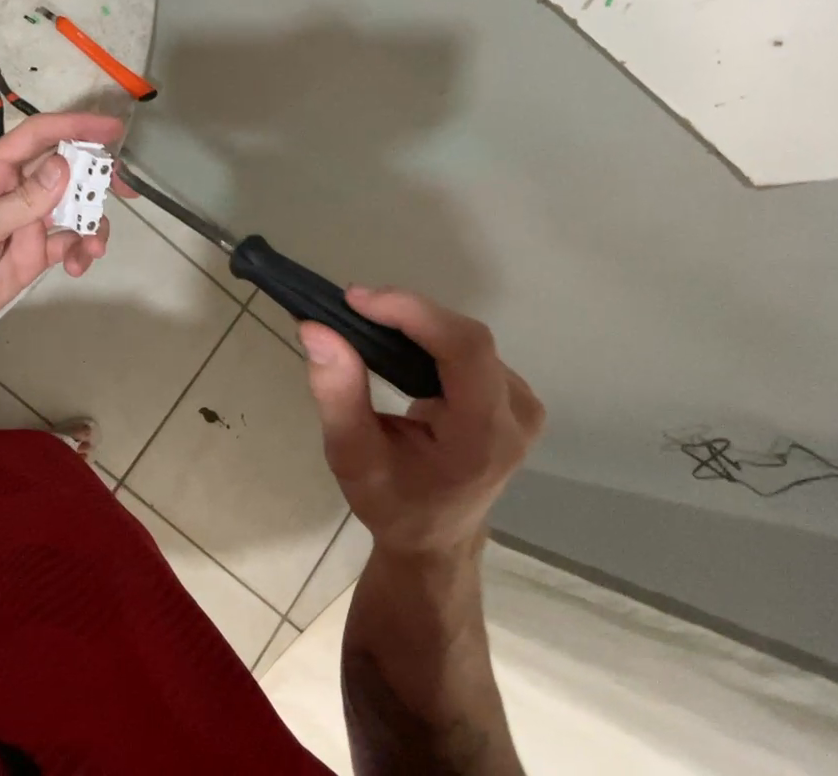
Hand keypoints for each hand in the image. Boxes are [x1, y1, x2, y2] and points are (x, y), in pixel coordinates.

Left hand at [0, 111, 126, 372]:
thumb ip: (23, 200)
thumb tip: (64, 165)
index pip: (37, 136)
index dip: (75, 126)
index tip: (113, 129)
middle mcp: (14, 190)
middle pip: (65, 171)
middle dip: (97, 179)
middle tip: (127, 192)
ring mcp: (26, 223)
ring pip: (74, 209)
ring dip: (92, 224)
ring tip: (95, 249)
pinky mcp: (34, 253)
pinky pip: (69, 242)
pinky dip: (81, 251)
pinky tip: (77, 268)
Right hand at [299, 287, 543, 561]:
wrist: (434, 538)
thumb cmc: (391, 502)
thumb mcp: (351, 455)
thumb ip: (336, 392)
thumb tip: (315, 327)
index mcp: (485, 436)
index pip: (465, 350)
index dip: (413, 312)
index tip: (355, 299)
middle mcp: (517, 413)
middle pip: (465, 338)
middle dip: (405, 314)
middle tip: (347, 309)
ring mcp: (521, 403)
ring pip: (465, 338)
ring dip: (414, 324)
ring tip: (363, 324)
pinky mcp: (511, 395)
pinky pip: (468, 348)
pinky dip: (427, 336)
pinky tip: (393, 342)